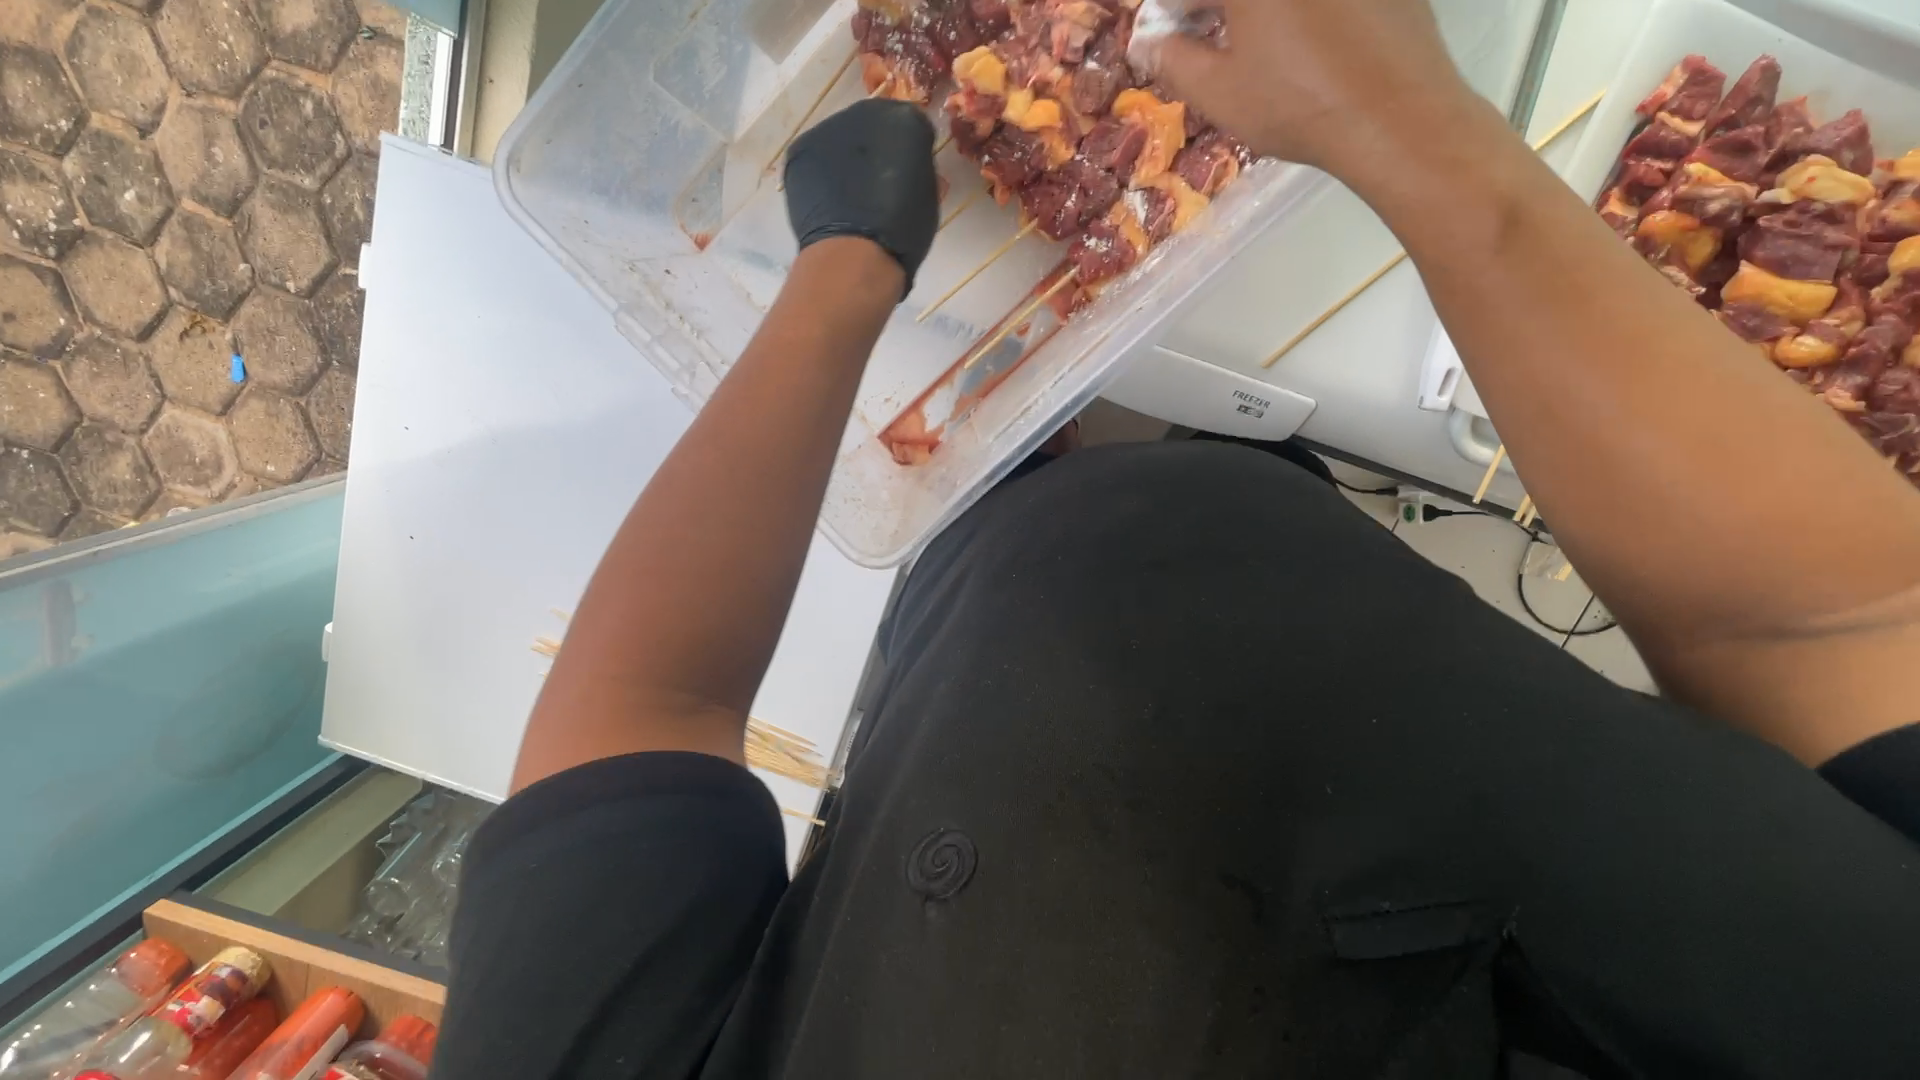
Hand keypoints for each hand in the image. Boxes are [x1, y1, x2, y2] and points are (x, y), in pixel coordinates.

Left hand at [785, 99, 939, 297]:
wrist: (854, 254)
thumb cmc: (902, 232)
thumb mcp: (926, 198)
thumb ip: (918, 171)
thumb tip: (909, 169)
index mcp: (906, 120)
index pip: (913, 126)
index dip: (911, 152)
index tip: (910, 175)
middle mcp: (864, 112)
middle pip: (873, 126)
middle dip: (877, 150)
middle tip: (878, 187)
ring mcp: (826, 129)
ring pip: (842, 139)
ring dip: (847, 160)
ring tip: (849, 197)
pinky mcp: (799, 150)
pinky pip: (816, 157)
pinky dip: (822, 174)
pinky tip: (828, 200)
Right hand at [1148, 0, 1480, 173]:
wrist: (1395, 114)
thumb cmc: (1295, 105)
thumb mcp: (1218, 93)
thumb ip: (1173, 60)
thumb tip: (1150, 43)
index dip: (1172, 13)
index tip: (1169, 37)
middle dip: (1215, 12)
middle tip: (1208, 38)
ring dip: (1258, 14)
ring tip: (1260, 46)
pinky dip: (1304, 11)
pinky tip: (1308, 39)